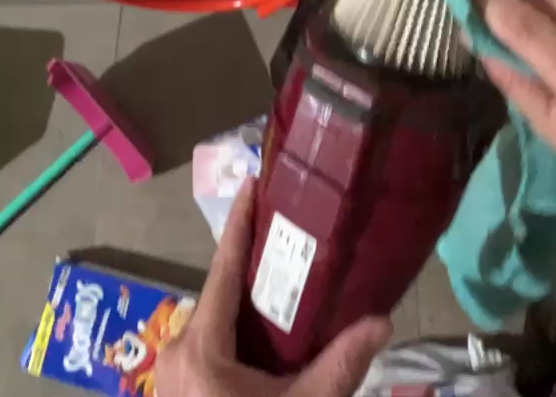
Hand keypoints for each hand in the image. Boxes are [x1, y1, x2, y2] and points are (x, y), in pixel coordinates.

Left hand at [155, 179, 390, 396]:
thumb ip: (339, 368)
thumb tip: (384, 321)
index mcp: (201, 347)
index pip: (223, 267)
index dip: (240, 221)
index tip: (253, 179)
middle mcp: (177, 350)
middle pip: (220, 294)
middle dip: (253, 266)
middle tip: (292, 236)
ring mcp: (171, 375)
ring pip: (215, 323)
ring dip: (247, 305)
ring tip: (285, 283)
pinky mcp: (177, 394)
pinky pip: (209, 347)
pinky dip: (237, 333)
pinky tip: (265, 338)